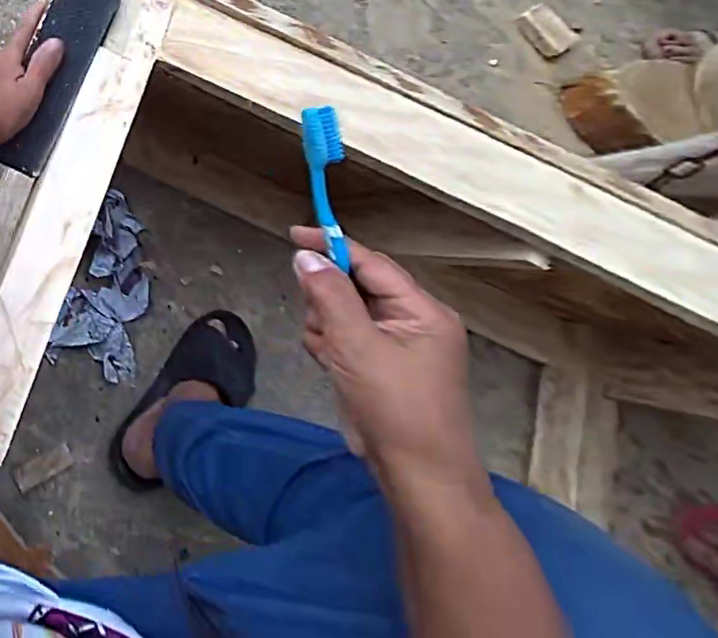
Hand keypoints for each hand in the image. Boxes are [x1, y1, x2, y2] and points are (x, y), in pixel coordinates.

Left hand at [0, 2, 65, 150]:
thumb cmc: (0, 114)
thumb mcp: (30, 91)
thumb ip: (43, 66)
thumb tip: (56, 41)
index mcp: (8, 59)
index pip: (24, 32)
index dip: (35, 17)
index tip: (42, 3)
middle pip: (14, 52)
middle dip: (28, 52)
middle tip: (42, 56)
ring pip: (3, 71)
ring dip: (15, 74)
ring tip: (27, 89)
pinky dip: (3, 90)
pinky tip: (7, 105)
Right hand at [290, 227, 481, 487]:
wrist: (420, 483)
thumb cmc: (396, 411)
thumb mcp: (357, 347)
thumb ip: (329, 295)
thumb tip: (305, 256)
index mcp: (422, 310)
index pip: (371, 263)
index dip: (333, 246)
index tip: (295, 235)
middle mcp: (414, 321)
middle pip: (357, 287)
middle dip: (329, 300)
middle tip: (318, 323)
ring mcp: (399, 345)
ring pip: (346, 312)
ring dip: (328, 327)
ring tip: (331, 356)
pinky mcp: (383, 366)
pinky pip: (347, 337)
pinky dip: (332, 346)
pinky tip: (332, 367)